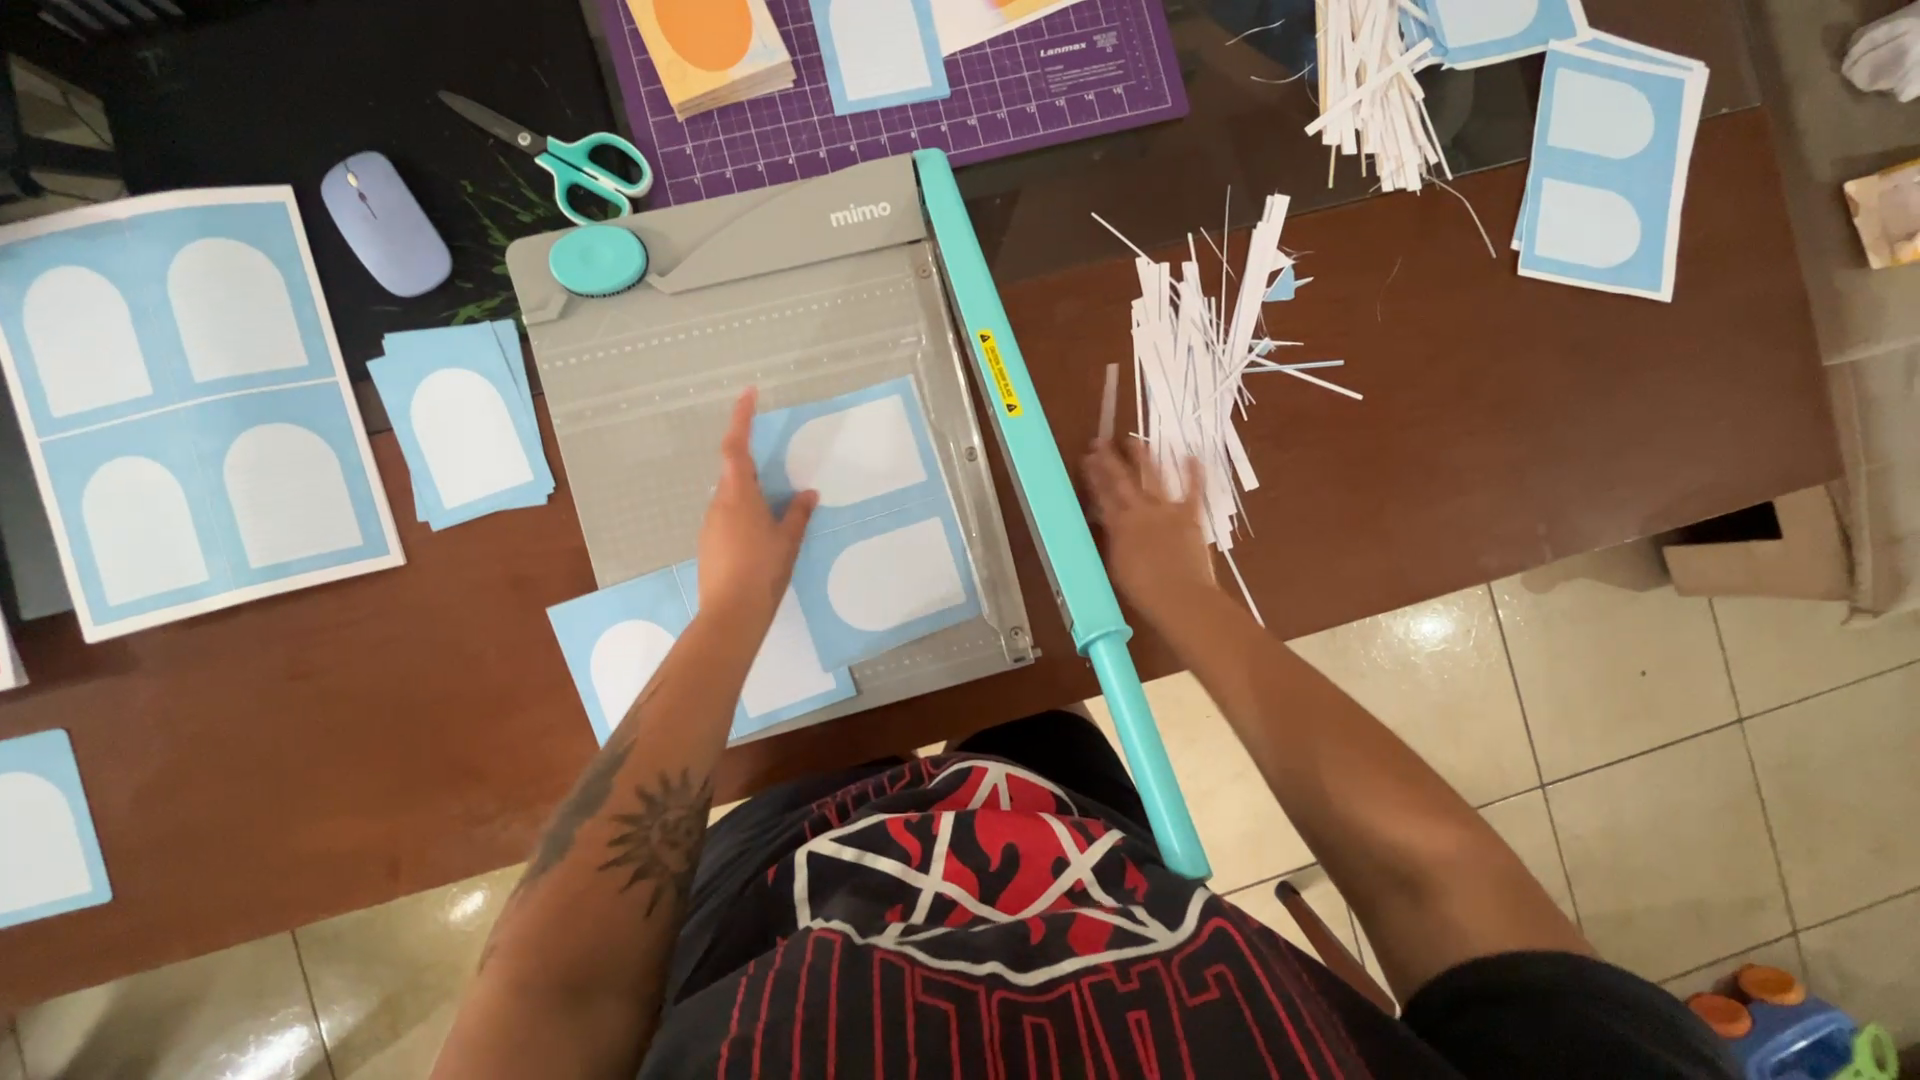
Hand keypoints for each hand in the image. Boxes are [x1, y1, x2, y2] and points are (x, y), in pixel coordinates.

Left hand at [696, 387, 816, 618]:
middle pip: (733, 472)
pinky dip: (745, 517)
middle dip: (752, 464)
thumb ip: (798, 514)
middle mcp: (719, 504)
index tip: (748, 393)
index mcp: (738, 495)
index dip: (741, 418)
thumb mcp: (788, 540)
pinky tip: (762, 540)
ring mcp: (710, 525)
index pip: (736, 446)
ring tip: (776, 514)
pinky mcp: (709, 544)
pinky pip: (729, 519)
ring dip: (751, 496)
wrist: (731, 613)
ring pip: (731, 498)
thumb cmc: (763, 570)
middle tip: (776, 467)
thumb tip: (808, 494)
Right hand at [1082, 438, 1216, 622]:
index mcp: (1118, 526)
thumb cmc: (1143, 591)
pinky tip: (1191, 456)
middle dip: (1108, 459)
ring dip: (1142, 457)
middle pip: (1121, 480)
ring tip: (1134, 439)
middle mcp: (1140, 511)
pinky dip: (1194, 473)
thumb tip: (1105, 523)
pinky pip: (1193, 490)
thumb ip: (1111, 541)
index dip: (1092, 476)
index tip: (1085, 459)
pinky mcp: (1190, 516)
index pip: (1101, 495)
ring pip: (1152, 477)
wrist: (1179, 596)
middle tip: (1099, 441)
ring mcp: (1166, 511)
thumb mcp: (1115, 566)